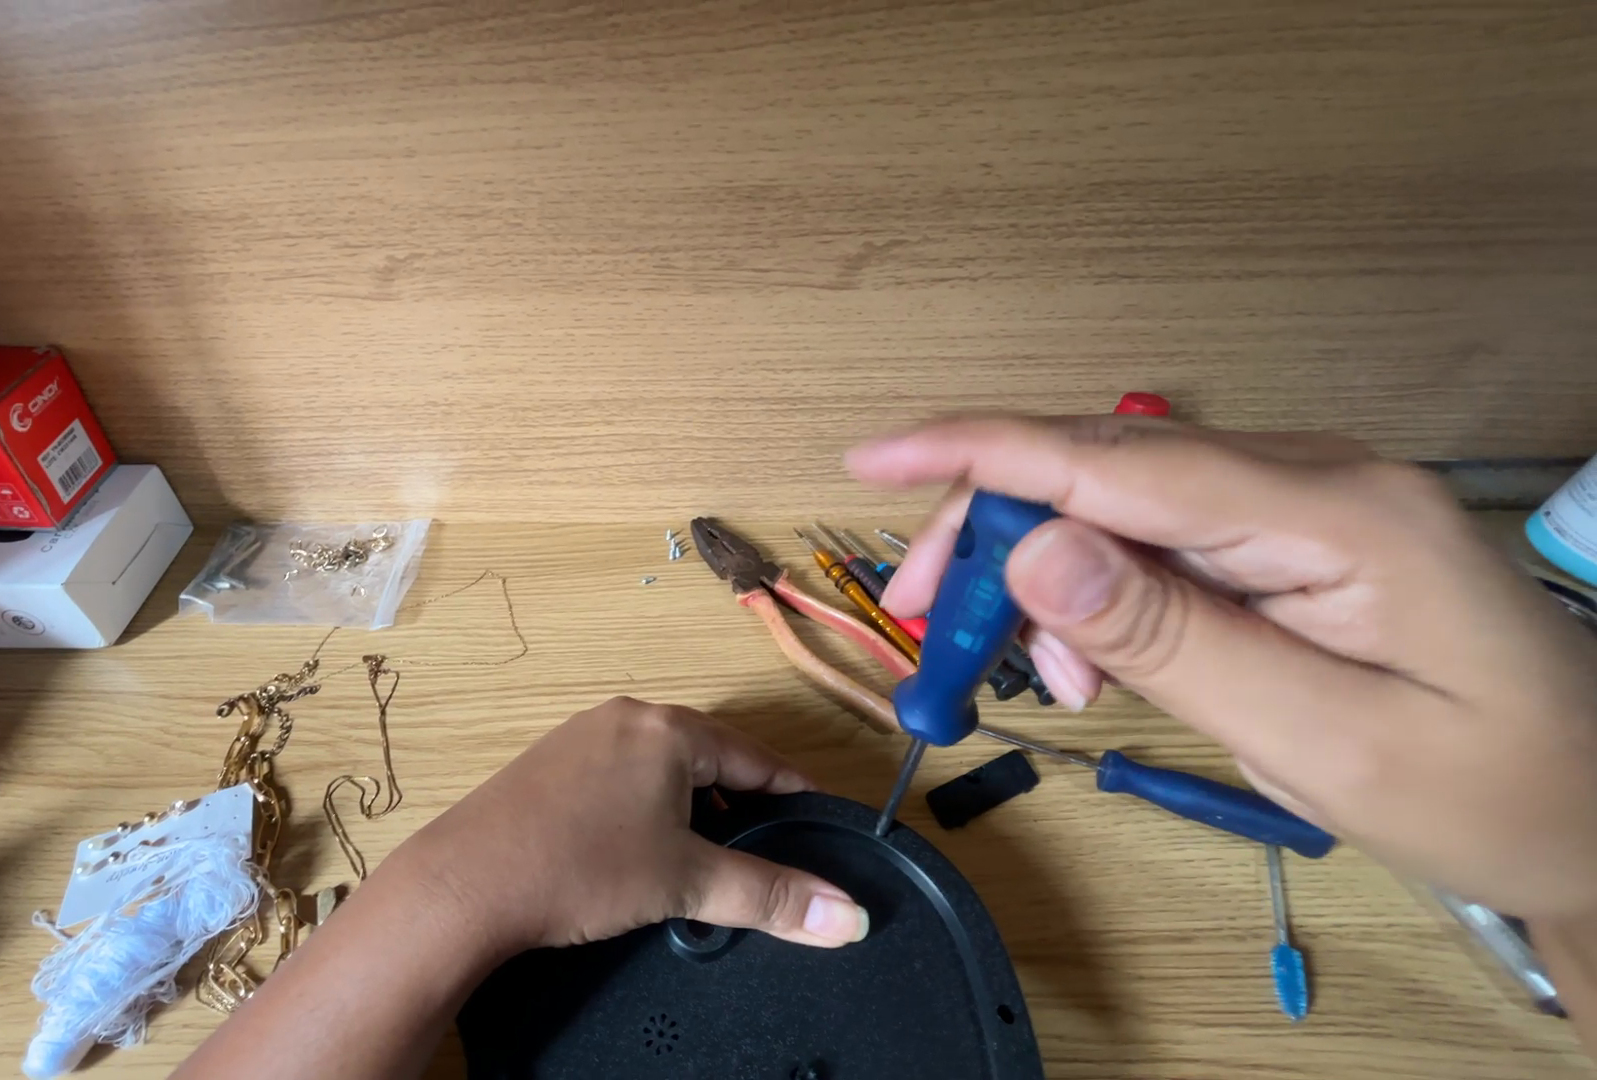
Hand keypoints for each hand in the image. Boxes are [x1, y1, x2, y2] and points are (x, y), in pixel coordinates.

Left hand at [390, 697, 869, 949]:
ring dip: (694, 798)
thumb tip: (852, 918)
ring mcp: (586, 730)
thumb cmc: (584, 869)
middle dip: (741, 797)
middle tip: (765, 845)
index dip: (792, 790)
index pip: (754, 756)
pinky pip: (626, 766)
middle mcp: (629, 715)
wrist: (467, 880)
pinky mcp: (556, 754)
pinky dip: (651, 797)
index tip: (819, 819)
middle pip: (709, 753)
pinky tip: (643, 836)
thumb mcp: (683, 881)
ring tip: (708, 847)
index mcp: (669, 729)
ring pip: (664, 760)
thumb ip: (770, 895)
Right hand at [848, 414, 1596, 921]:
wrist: (1591, 810)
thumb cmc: (1486, 789)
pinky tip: (1088, 659)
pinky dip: (1072, 595)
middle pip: (1078, 471)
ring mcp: (1266, 498)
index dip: (975, 450)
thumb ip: (1167, 636)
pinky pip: (1119, 537)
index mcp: (1323, 509)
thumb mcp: (1319, 735)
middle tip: (930, 624)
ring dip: (1028, 579)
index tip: (870, 459)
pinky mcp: (1247, 530)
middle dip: (982, 538)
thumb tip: (1031, 551)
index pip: (1106, 458)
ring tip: (1047, 675)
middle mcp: (1286, 475)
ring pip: (1085, 503)